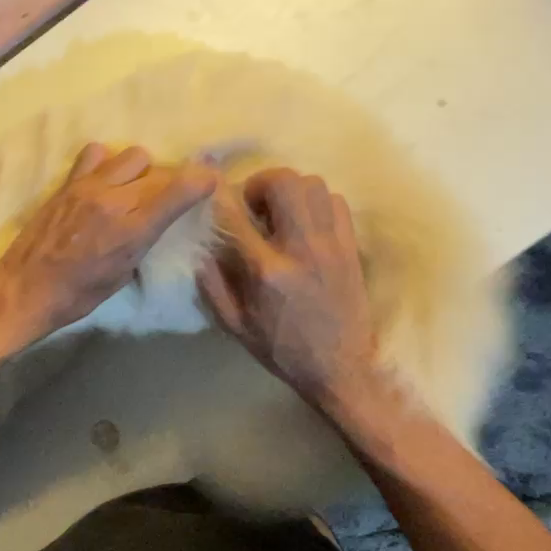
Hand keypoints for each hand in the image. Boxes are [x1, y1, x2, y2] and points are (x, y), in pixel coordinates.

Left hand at [0, 143, 216, 336]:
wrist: (24, 289)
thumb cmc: (77, 296)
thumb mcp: (122, 275)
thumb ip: (143, 242)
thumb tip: (155, 223)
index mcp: (131, 230)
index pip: (177, 191)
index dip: (201, 181)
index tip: (212, 179)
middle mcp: (113, 200)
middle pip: (159, 171)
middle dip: (174, 179)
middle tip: (173, 192)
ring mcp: (88, 187)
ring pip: (132, 156)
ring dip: (142, 170)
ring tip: (135, 188)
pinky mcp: (67, 183)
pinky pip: (96, 154)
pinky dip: (107, 162)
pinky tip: (104, 181)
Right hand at [197, 168, 379, 410]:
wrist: (341, 368)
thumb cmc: (282, 350)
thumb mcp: (235, 326)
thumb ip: (212, 287)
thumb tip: (199, 252)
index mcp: (266, 272)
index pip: (236, 217)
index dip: (220, 199)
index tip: (213, 197)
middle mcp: (301, 249)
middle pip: (283, 183)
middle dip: (260, 184)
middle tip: (253, 205)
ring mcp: (331, 245)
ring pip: (313, 185)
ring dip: (290, 190)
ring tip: (280, 212)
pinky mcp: (351, 247)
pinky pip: (336, 202)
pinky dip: (316, 202)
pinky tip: (306, 223)